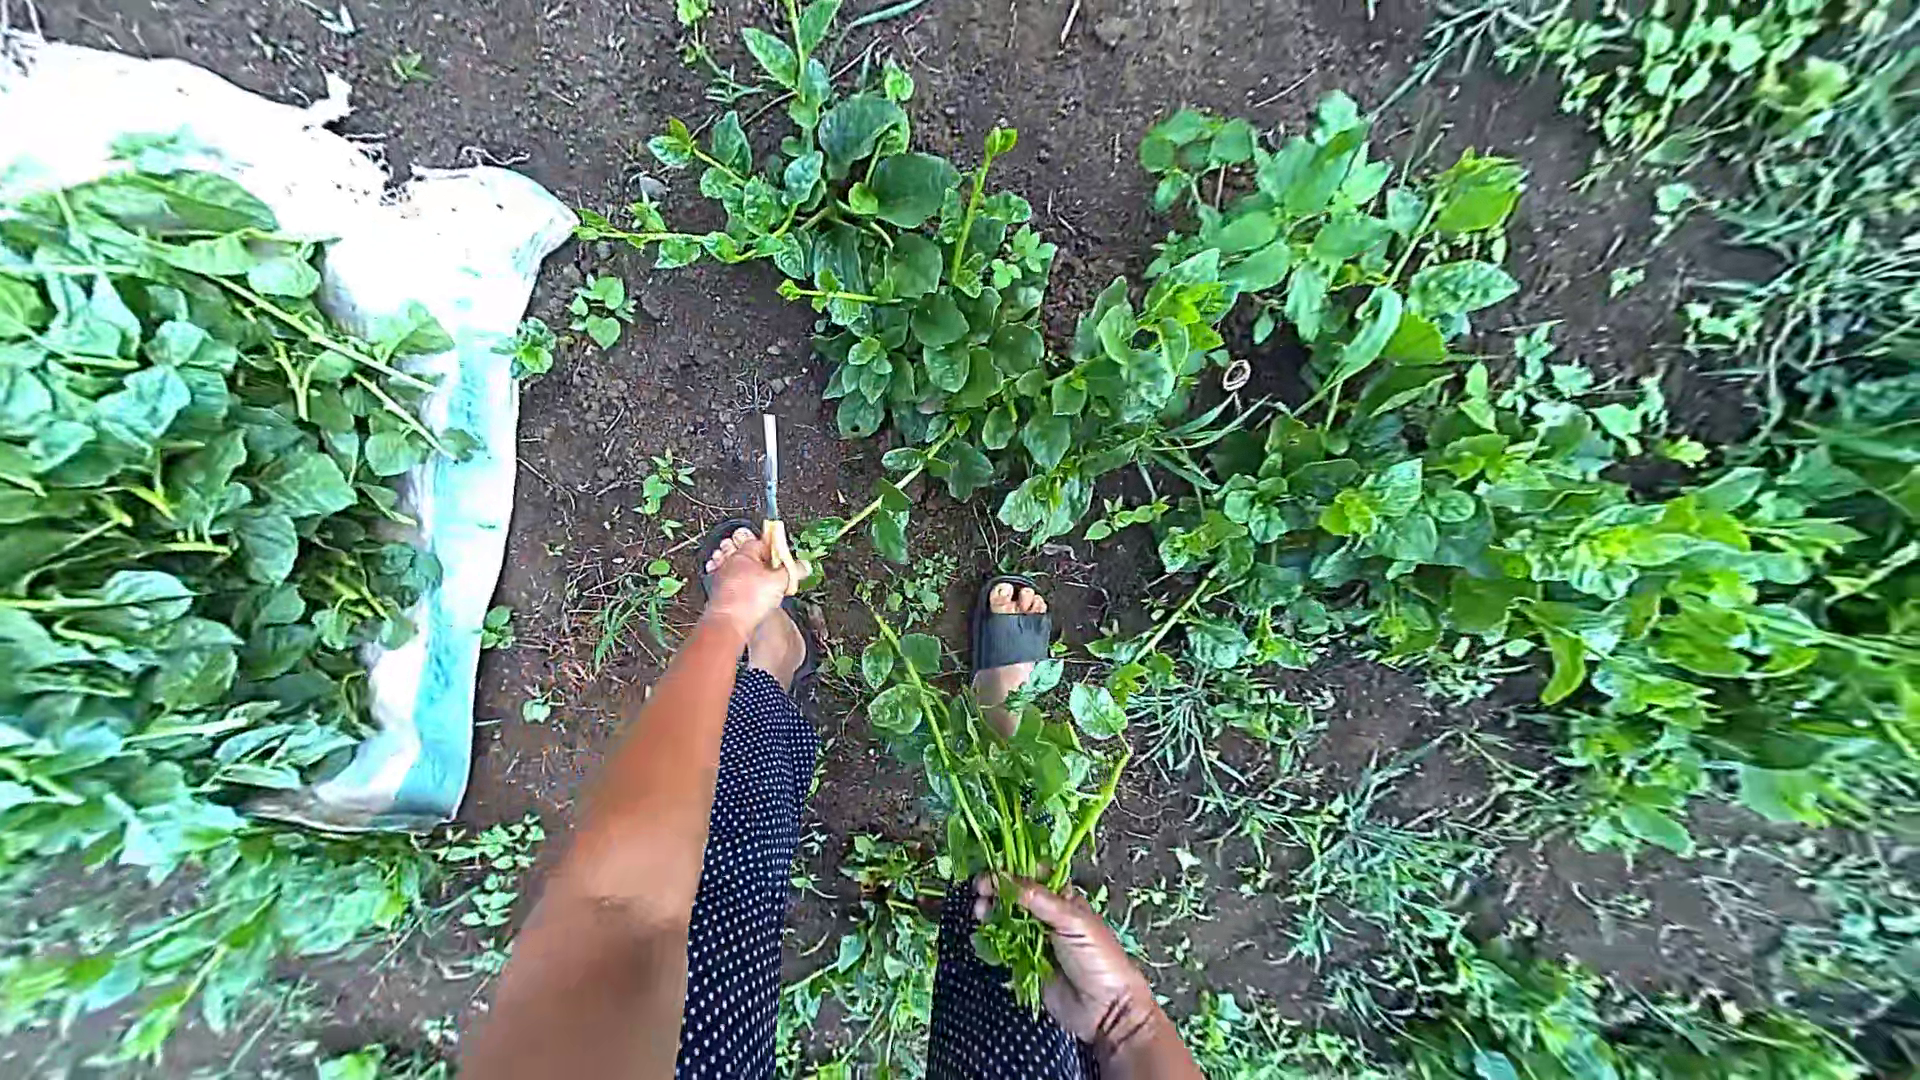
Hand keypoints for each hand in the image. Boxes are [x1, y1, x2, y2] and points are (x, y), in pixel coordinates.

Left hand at [701, 527, 809, 639]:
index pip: (760, 543)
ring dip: (753, 578)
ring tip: (765, 589)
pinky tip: (752, 599)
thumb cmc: (749, 599)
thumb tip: (804, 565)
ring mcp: (721, 579)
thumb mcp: (780, 581)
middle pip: (750, 558)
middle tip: (776, 576)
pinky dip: (744, 590)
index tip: (783, 560)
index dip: (774, 551)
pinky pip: (735, 587)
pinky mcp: (719, 595)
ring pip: (741, 573)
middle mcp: (729, 563)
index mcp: (743, 554)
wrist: (728, 624)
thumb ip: (793, 570)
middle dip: (764, 565)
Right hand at [975, 876, 1165, 1056]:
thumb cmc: (1097, 957)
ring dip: (991, 910)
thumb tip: (1006, 879)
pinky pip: (1004, 945)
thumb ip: (1039, 900)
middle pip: (1015, 895)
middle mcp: (1046, 913)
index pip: (1032, 874)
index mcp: (1062, 897)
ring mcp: (1035, 938)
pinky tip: (980, 932)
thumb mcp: (1072, 921)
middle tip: (979, 890)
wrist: (1106, 1011)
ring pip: (1007, 917)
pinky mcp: (1026, 962)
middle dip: (996, 889)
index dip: (1011, 870)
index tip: (991, 870)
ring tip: (979, 910)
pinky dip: (990, 937)